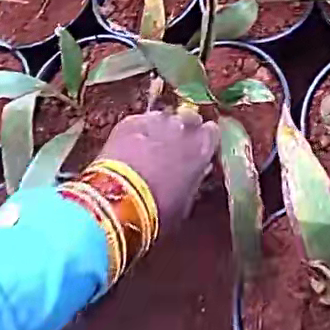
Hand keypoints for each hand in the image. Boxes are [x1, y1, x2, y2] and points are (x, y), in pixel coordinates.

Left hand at [95, 110, 216, 228]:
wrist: (118, 203)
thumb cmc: (158, 211)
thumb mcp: (186, 201)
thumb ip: (196, 179)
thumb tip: (198, 171)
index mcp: (202, 144)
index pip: (211, 132)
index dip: (203, 143)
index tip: (196, 154)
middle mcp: (184, 124)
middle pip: (189, 118)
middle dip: (183, 131)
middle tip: (171, 152)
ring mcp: (156, 119)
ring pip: (163, 118)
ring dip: (160, 131)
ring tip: (147, 152)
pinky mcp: (131, 120)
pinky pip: (140, 122)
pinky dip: (137, 133)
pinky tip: (128, 151)